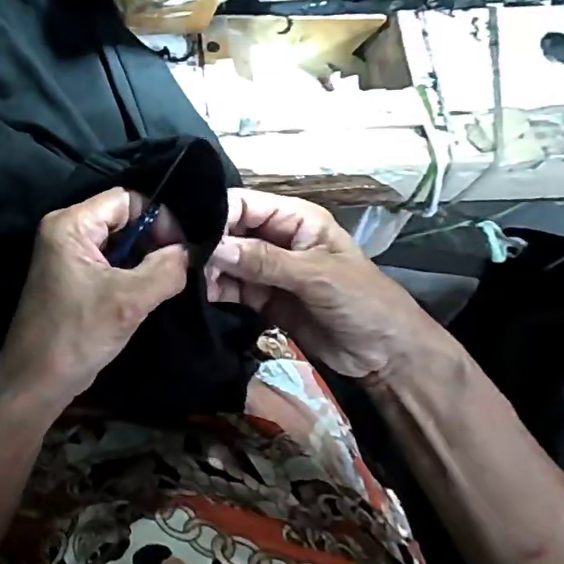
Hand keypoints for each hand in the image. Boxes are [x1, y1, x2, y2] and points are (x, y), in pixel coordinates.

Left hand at [0, 188, 188, 410]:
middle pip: (121, 217)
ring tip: (169, 280)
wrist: (37, 378)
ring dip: (144, 258)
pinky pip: (108, 260)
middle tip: (180, 266)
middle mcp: (64, 230)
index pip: (125, 198)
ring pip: (118, 240)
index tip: (182, 249)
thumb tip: (190, 251)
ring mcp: (66, 253)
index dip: (158, 217)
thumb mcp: (129, 301)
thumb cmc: (78, 334)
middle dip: (154, 238)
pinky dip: (131, 271)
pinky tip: (150, 291)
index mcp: (70, 224)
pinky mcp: (71, 275)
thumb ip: (165, 269)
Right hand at [206, 189, 452, 383]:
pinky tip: (194, 296)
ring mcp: (265, 267)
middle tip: (175, 258)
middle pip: (226, 230)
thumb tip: (214, 247)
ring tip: (183, 280)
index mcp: (294, 218)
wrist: (387, 358)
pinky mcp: (258, 295)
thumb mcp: (316, 277)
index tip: (182, 232)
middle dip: (202, 242)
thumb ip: (265, 261)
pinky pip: (226, 286)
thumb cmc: (365, 304)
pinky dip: (210, 290)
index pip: (243, 204)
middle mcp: (275, 237)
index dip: (214, 215)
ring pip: (222, 258)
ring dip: (203, 268)